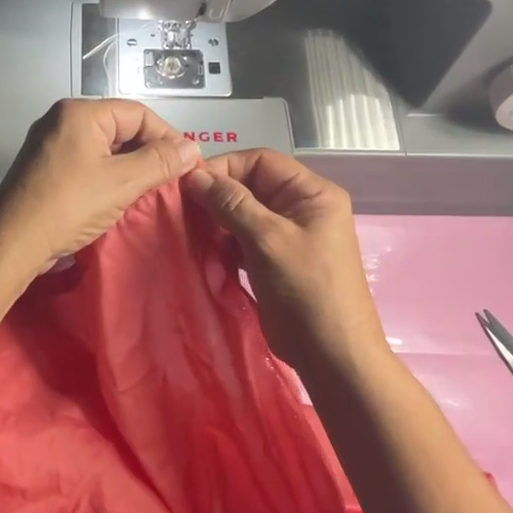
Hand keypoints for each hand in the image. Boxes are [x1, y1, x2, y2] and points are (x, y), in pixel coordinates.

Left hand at [0, 99, 200, 273]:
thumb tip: (192, 148)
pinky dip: (107, 177)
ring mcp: (49, 144)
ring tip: (149, 192)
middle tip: (171, 180)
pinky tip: (119, 198)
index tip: (187, 164)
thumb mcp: (122, 183)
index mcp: (80, 113)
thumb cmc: (68, 207)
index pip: (138, 113)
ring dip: (129, 167)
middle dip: (148, 153)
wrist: (13, 243)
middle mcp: (61, 120)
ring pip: (104, 148)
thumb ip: (160, 162)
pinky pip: (86, 163)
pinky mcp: (43, 168)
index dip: (168, 137)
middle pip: (120, 128)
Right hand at [183, 149, 386, 370]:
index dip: (224, 168)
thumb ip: (231, 203)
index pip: (261, 161)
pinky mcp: (274, 261)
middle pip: (251, 186)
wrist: (330, 352)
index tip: (187, 185)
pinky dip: (223, 243)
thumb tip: (193, 175)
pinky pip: (243, 240)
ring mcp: (288, 236)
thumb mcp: (267, 239)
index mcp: (312, 193)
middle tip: (182, 210)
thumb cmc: (306, 288)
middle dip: (217, 196)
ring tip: (190, 231)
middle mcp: (301, 208)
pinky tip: (204, 251)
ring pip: (244, 214)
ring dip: (217, 221)